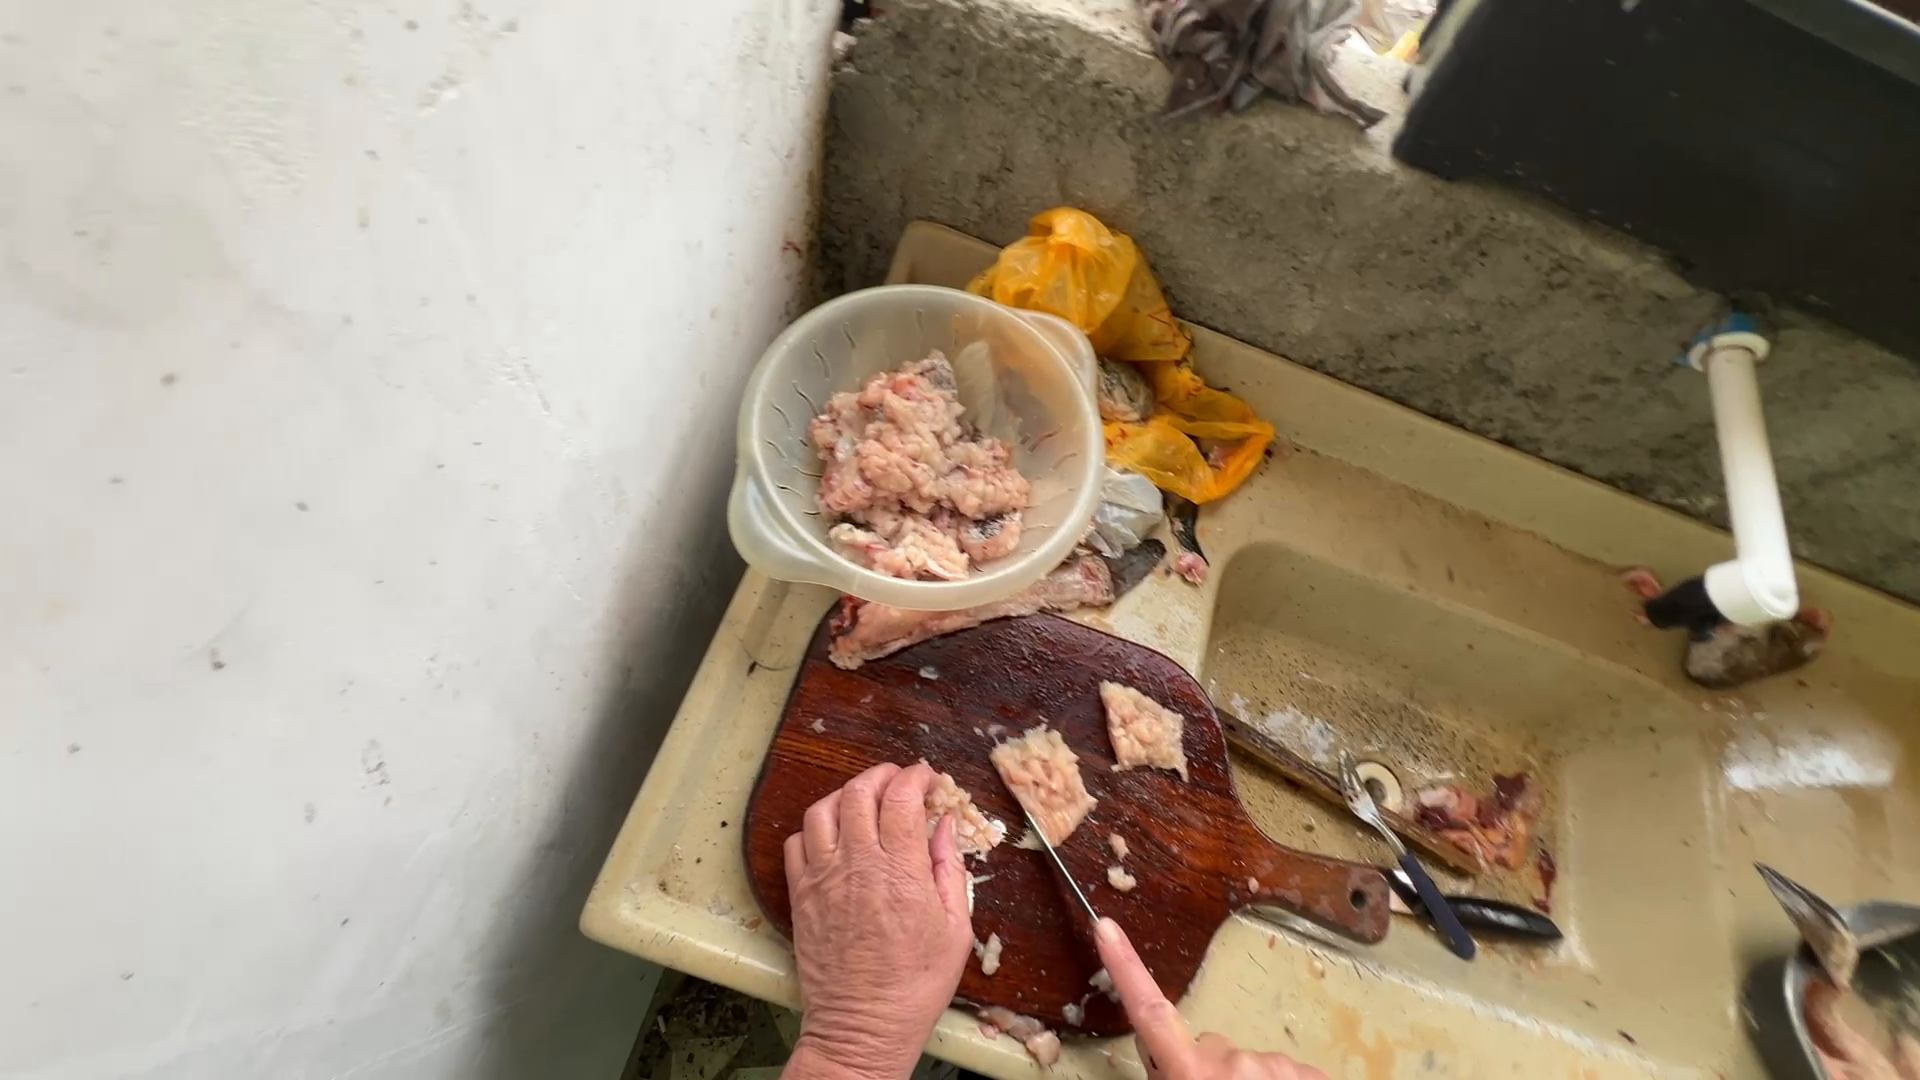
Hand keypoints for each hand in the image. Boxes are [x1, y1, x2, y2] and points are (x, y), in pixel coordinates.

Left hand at [782, 763, 972, 1079]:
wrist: (861, 1030)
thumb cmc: (915, 985)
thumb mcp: (956, 929)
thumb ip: (950, 867)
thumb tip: (944, 824)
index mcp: (901, 871)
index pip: (901, 797)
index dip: (915, 776)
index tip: (926, 778)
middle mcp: (858, 864)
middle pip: (860, 792)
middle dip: (882, 775)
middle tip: (898, 780)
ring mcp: (824, 878)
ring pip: (823, 808)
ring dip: (846, 794)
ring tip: (865, 801)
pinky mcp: (801, 895)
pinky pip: (797, 841)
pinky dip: (815, 827)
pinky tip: (834, 835)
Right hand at [1095, 918, 1325, 1079]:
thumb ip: (1169, 1076)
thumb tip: (1159, 1059)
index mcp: (1192, 1076)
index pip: (1149, 1013)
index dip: (1125, 967)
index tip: (1103, 923)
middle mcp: (1230, 1062)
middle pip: (1206, 1049)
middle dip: (1206, 1075)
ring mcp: (1274, 1066)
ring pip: (1247, 1067)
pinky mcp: (1313, 1076)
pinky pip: (1284, 1076)